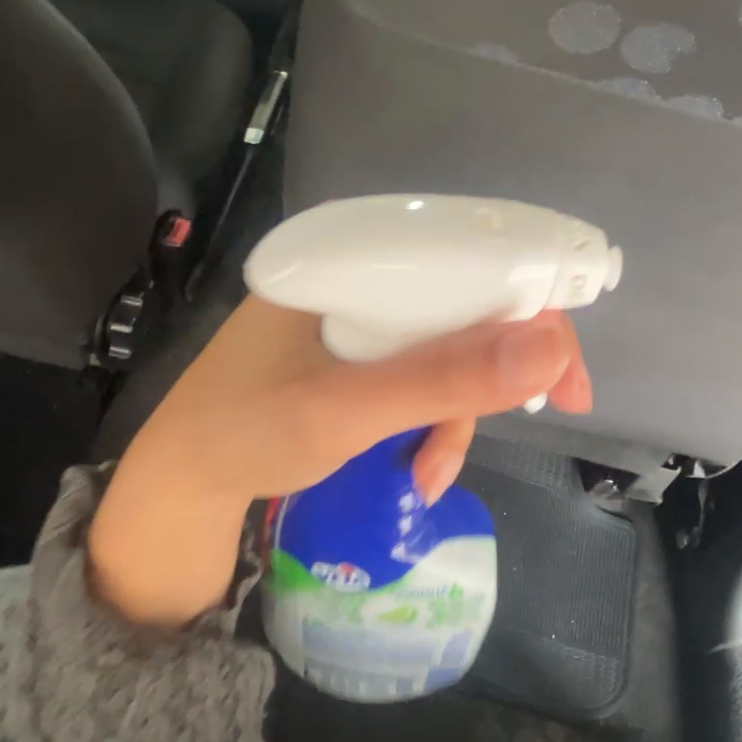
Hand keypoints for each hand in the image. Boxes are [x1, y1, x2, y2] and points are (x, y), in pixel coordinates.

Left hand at [88, 296, 592, 625]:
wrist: (178, 488)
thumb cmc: (243, 433)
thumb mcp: (345, 410)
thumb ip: (442, 379)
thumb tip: (550, 346)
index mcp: (346, 261)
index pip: (457, 253)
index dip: (524, 291)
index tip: (563, 354)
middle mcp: (356, 281)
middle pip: (458, 301)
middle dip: (501, 363)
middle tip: (554, 403)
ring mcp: (354, 324)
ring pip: (444, 348)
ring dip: (458, 411)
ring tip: (433, 472)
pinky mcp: (352, 363)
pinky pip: (416, 379)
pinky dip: (431, 423)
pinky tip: (419, 471)